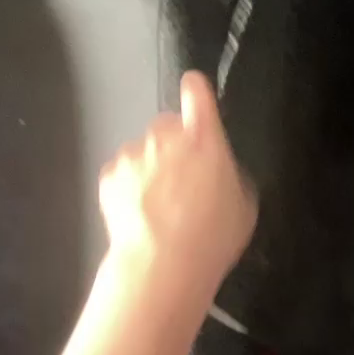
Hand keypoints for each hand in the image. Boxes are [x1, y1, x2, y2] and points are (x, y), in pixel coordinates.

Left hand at [98, 71, 256, 289]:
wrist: (162, 263)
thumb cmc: (213, 235)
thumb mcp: (243, 203)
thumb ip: (230, 172)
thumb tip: (219, 167)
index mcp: (204, 138)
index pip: (197, 92)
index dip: (197, 91)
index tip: (196, 95)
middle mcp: (165, 137)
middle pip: (169, 125)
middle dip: (176, 145)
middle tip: (184, 181)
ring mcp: (133, 154)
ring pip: (144, 150)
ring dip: (152, 167)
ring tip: (161, 206)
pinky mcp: (110, 174)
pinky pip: (123, 172)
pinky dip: (130, 186)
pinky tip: (142, 213)